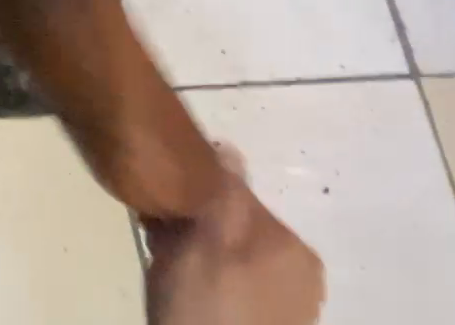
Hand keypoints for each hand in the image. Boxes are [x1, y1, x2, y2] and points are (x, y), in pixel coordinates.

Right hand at [146, 169, 324, 324]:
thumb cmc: (202, 303)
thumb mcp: (203, 242)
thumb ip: (220, 196)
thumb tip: (227, 146)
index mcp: (289, 243)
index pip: (230, 189)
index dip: (186, 191)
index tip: (155, 202)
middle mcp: (299, 265)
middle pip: (229, 216)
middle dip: (188, 217)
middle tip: (155, 231)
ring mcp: (288, 294)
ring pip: (226, 242)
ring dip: (191, 240)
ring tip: (163, 255)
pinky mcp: (271, 314)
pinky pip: (231, 269)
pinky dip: (203, 265)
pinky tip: (182, 277)